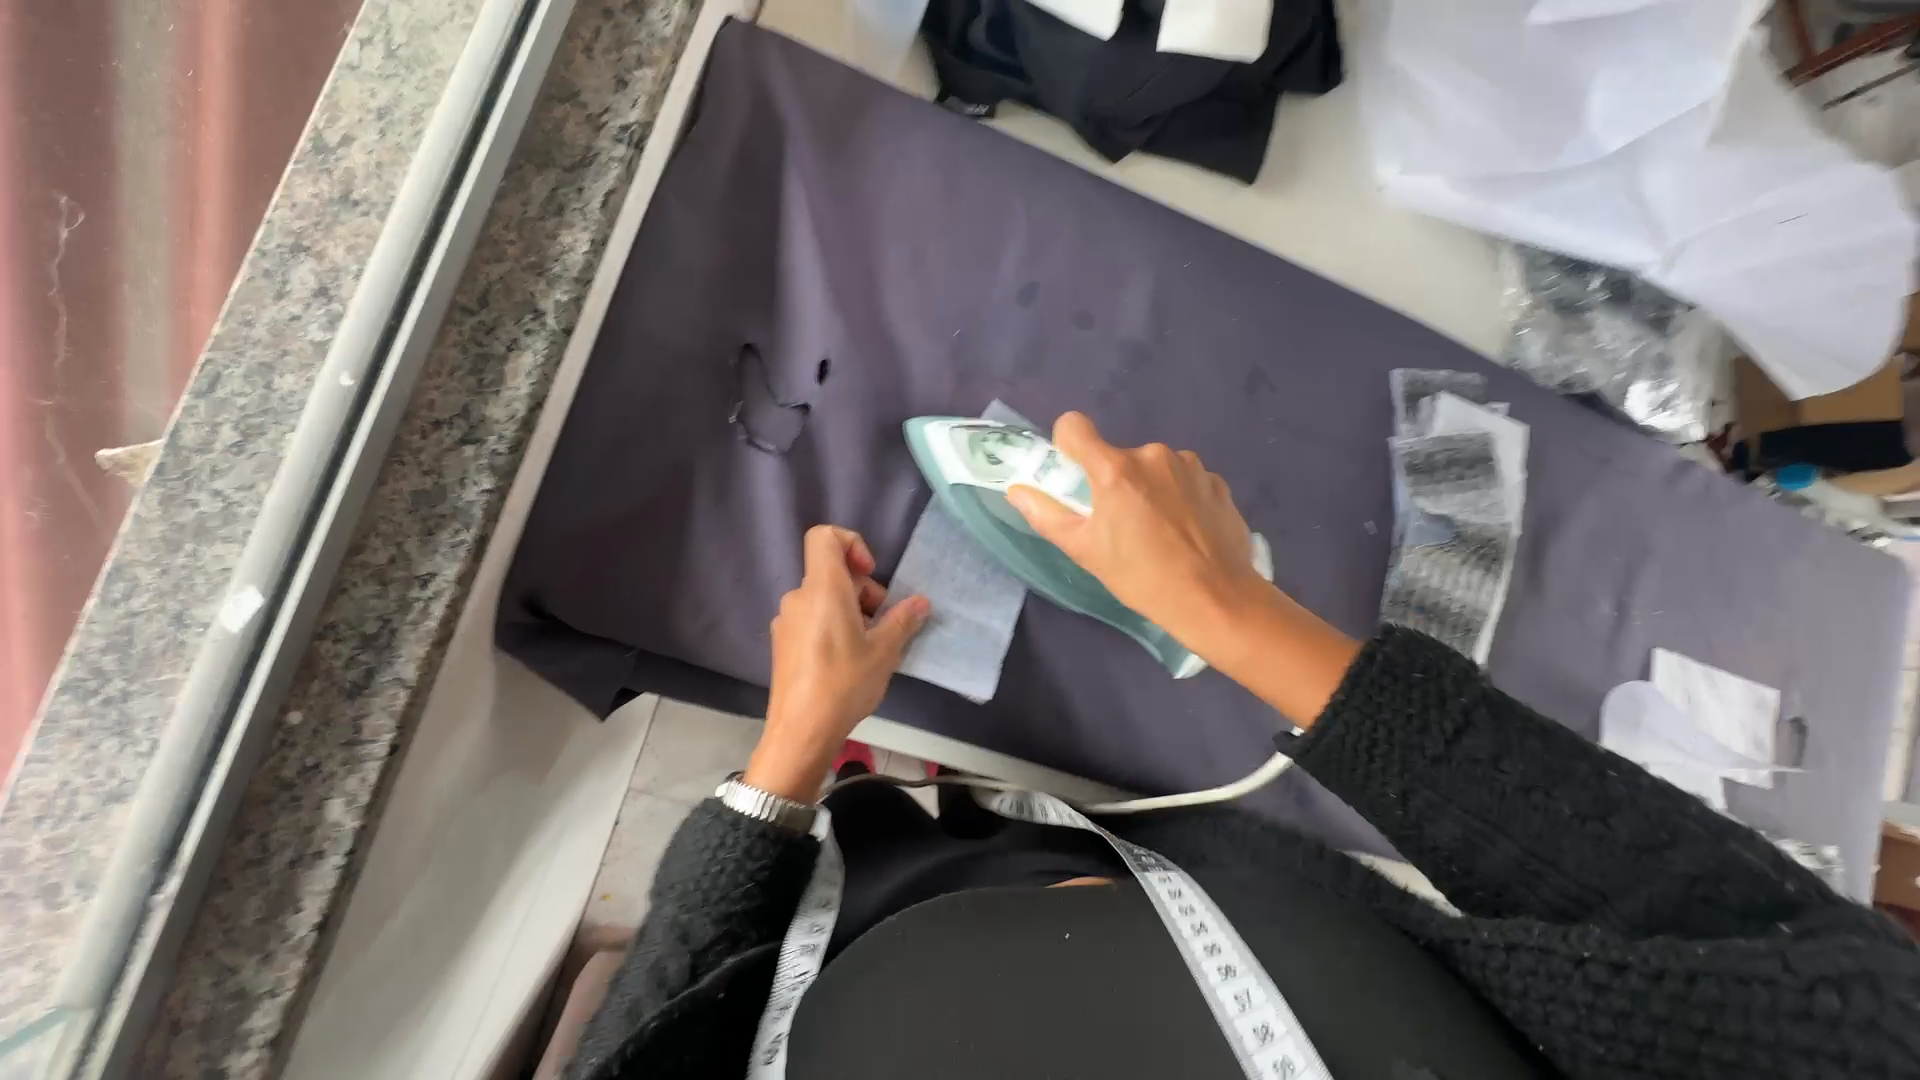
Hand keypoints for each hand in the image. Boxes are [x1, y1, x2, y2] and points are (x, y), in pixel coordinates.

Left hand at [745, 526, 929, 799]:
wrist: (801, 731)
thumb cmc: (844, 683)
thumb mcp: (884, 652)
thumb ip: (903, 621)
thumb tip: (921, 603)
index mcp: (822, 589)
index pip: (824, 537)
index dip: (851, 543)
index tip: (871, 572)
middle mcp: (799, 597)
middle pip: (831, 573)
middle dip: (862, 590)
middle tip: (882, 624)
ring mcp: (786, 622)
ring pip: (823, 599)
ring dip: (850, 612)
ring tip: (869, 648)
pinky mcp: (782, 645)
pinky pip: (812, 620)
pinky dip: (833, 628)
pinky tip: (848, 662)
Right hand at [1007, 412, 1357, 726]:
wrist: (1216, 599)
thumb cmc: (1142, 577)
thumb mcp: (1085, 551)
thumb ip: (1047, 515)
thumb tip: (1018, 491)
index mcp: (1115, 468)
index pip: (1073, 426)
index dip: (1067, 446)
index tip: (1075, 475)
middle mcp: (1152, 454)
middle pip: (1117, 456)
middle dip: (1113, 482)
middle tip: (1121, 525)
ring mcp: (1189, 465)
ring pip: (1152, 467)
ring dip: (1148, 488)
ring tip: (1158, 531)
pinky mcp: (1216, 481)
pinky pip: (1184, 479)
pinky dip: (1178, 497)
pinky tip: (1185, 532)